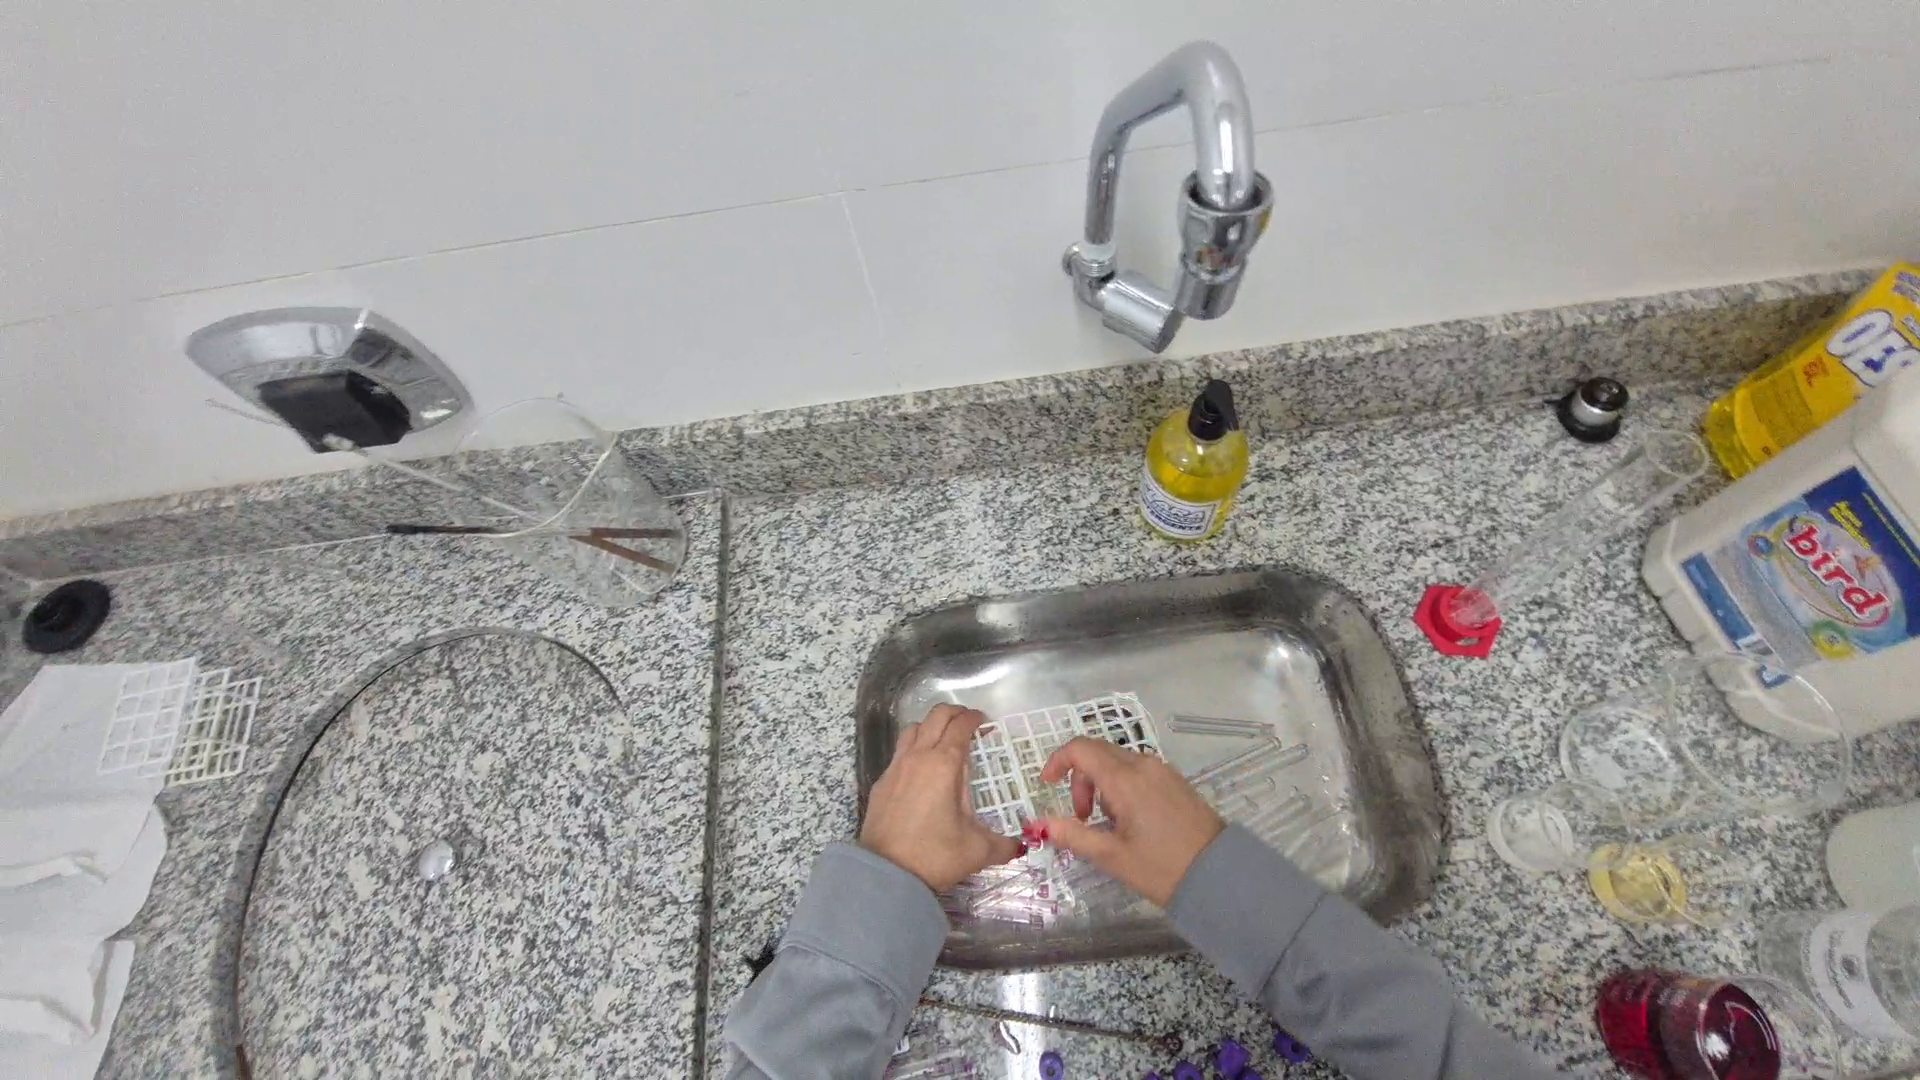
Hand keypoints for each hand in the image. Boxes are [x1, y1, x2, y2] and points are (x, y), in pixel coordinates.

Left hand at [860, 705, 1022, 891]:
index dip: (974, 719)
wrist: (886, 874)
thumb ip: (1003, 845)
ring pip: (912, 729)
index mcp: (944, 764)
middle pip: (935, 717)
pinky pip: (899, 751)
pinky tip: (920, 769)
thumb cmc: (934, 855)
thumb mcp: (977, 850)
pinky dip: (913, 748)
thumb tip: (1021, 846)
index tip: (984, 722)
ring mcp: (896, 767)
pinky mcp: (882, 782)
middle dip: (954, 713)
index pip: (961, 727)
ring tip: (942, 739)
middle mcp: (919, 757)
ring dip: (930, 726)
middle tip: (968, 721)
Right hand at [1036, 737, 1224, 907]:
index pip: (1080, 749)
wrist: (1221, 877)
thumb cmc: (1162, 868)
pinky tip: (1130, 819)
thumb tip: (1043, 823)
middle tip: (1081, 816)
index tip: (1048, 785)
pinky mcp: (1175, 780)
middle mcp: (1142, 764)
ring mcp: (1161, 770)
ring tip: (1108, 824)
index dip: (1058, 761)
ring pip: (1117, 761)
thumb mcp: (1112, 857)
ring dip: (1101, 784)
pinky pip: (1137, 770)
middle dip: (1080, 779)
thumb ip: (1074, 835)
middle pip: (1097, 752)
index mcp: (1124, 779)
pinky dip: (1121, 785)